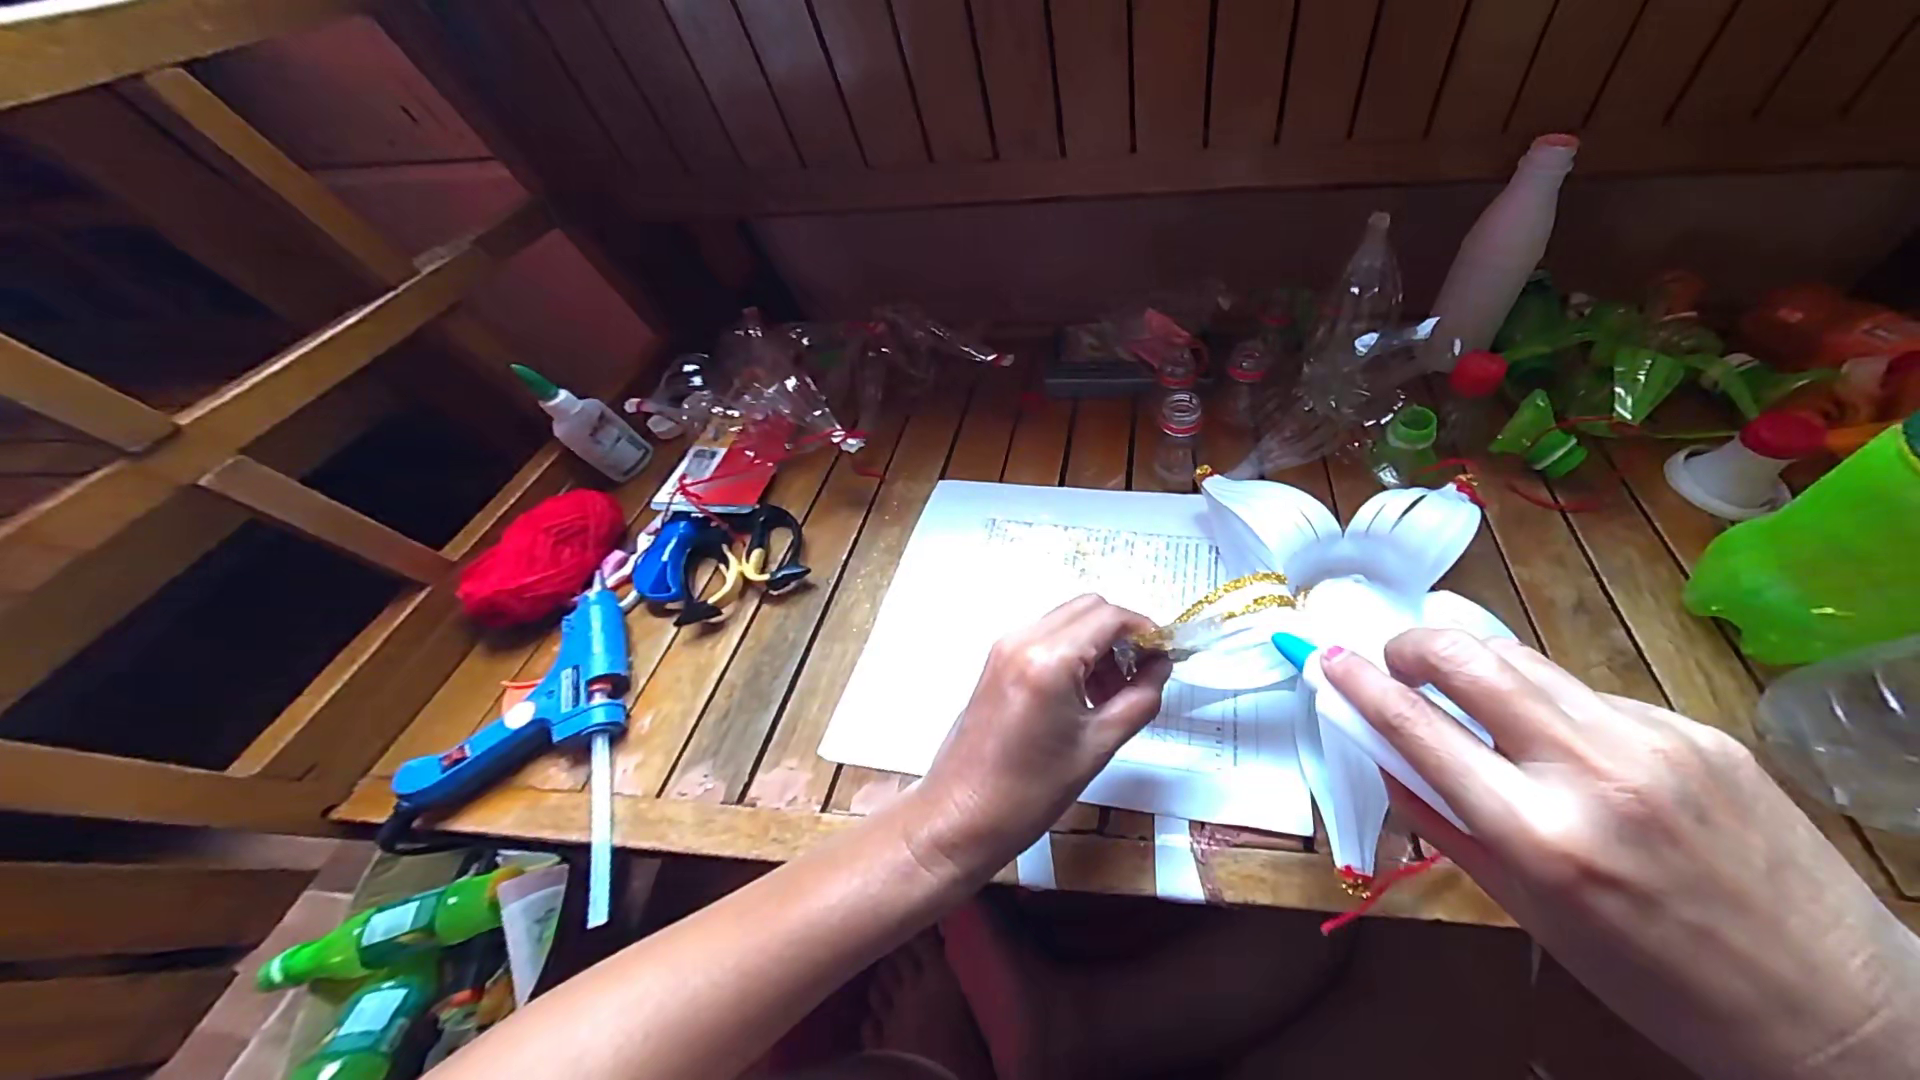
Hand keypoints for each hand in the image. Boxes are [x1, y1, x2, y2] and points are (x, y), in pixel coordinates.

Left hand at [903, 594, 1170, 880]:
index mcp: (1048, 658)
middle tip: (1140, 674)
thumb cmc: (1028, 791)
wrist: (961, 814)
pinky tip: (1083, 692)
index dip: (1145, 631)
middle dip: (1122, 633)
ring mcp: (1004, 648)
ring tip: (1112, 692)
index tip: (1164, 656)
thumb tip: (1159, 666)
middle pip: (1088, 607)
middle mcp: (1022, 640)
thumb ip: (1139, 698)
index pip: (1110, 616)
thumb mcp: (1098, 746)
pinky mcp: (996, 662)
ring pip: (1067, 620)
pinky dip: (1073, 652)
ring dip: (1097, 643)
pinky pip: (1045, 637)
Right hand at [1322, 630, 1919, 1079]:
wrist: (1842, 1012)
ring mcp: (1655, 742)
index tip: (1329, 660)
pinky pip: (1586, 694)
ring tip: (1465, 694)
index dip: (1359, 684)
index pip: (1416, 725)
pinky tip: (1563, 744)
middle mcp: (1593, 772)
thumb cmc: (1648, 973)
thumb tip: (1382, 747)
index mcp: (1537, 833)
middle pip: (1470, 658)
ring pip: (1524, 659)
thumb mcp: (1518, 902)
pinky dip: (1546, 705)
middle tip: (1394, 662)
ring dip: (1473, 665)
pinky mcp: (1698, 731)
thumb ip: (1438, 815)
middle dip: (1411, 645)